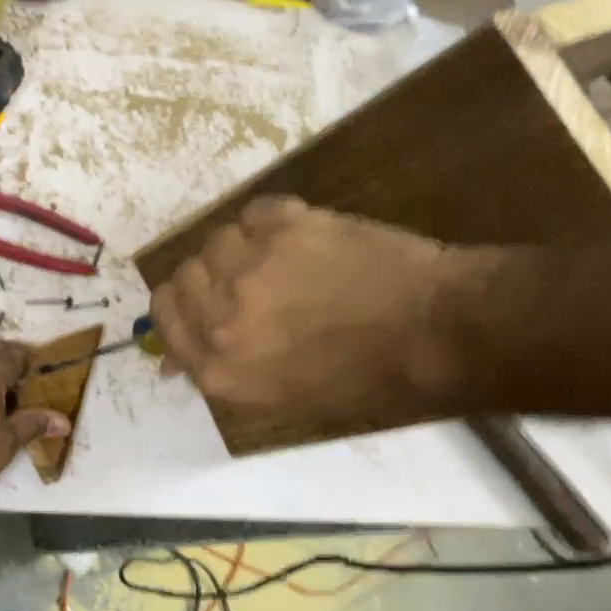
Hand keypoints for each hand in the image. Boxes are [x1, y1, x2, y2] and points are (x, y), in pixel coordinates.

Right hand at [150, 196, 501, 424]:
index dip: (179, 306)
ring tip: (281, 256)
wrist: (447, 333)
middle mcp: (220, 319)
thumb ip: (220, 370)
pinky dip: (272, 220)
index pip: (162, 316)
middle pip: (183, 276)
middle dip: (209, 277)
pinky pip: (256, 213)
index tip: (202, 302)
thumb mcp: (279, 397)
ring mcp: (250, 270)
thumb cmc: (370, 379)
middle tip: (249, 281)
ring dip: (242, 247)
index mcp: (218, 367)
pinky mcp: (287, 228)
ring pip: (216, 241)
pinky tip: (299, 234)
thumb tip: (173, 360)